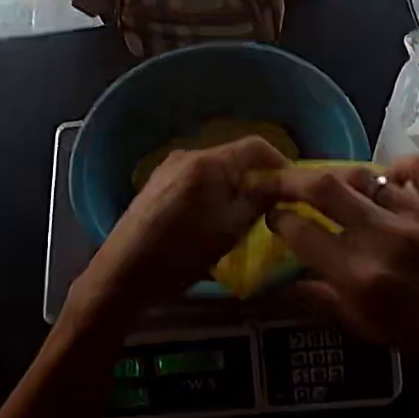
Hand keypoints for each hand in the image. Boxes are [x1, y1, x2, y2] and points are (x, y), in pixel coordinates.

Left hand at [72, 136, 289, 311]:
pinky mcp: (156, 185)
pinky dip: (212, 192)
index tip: (294, 187)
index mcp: (208, 161)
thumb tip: (282, 182)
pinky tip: (212, 219)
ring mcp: (168, 168)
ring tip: (243, 216)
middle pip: (234, 156)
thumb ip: (261, 198)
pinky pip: (195, 180)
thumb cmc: (182, 252)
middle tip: (272, 205)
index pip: (257, 145)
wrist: (124, 272)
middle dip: (257, 177)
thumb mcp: (232, 228)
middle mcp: (187, 155)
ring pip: (214, 169)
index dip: (281, 162)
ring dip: (234, 186)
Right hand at [254, 156, 418, 415]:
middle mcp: (385, 237)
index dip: (276, 221)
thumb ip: (330, 304)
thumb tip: (285, 288)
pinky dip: (397, 166)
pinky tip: (391, 179)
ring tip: (334, 189)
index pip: (299, 232)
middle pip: (321, 187)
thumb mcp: (382, 336)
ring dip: (340, 179)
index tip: (272, 220)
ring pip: (364, 174)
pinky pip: (417, 166)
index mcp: (363, 278)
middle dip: (288, 180)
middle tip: (278, 184)